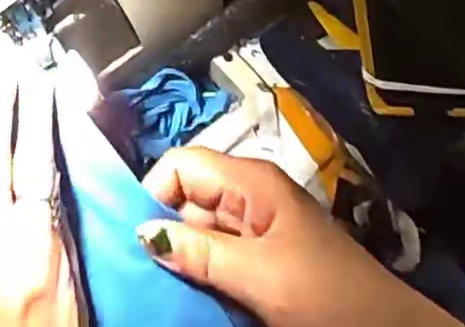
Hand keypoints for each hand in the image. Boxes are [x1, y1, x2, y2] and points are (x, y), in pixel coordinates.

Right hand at [137, 147, 460, 326]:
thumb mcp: (260, 276)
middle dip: (165, 233)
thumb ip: (201, 252)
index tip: (137, 241)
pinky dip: (202, 275)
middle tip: (142, 278)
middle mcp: (248, 194)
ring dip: (183, 260)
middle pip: (187, 199)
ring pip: (200, 231)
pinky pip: (218, 256)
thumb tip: (143, 233)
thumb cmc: (327, 298)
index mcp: (250, 180)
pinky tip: (189, 299)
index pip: (183, 165)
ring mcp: (256, 227)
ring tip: (161, 294)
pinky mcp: (262, 258)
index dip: (155, 193)